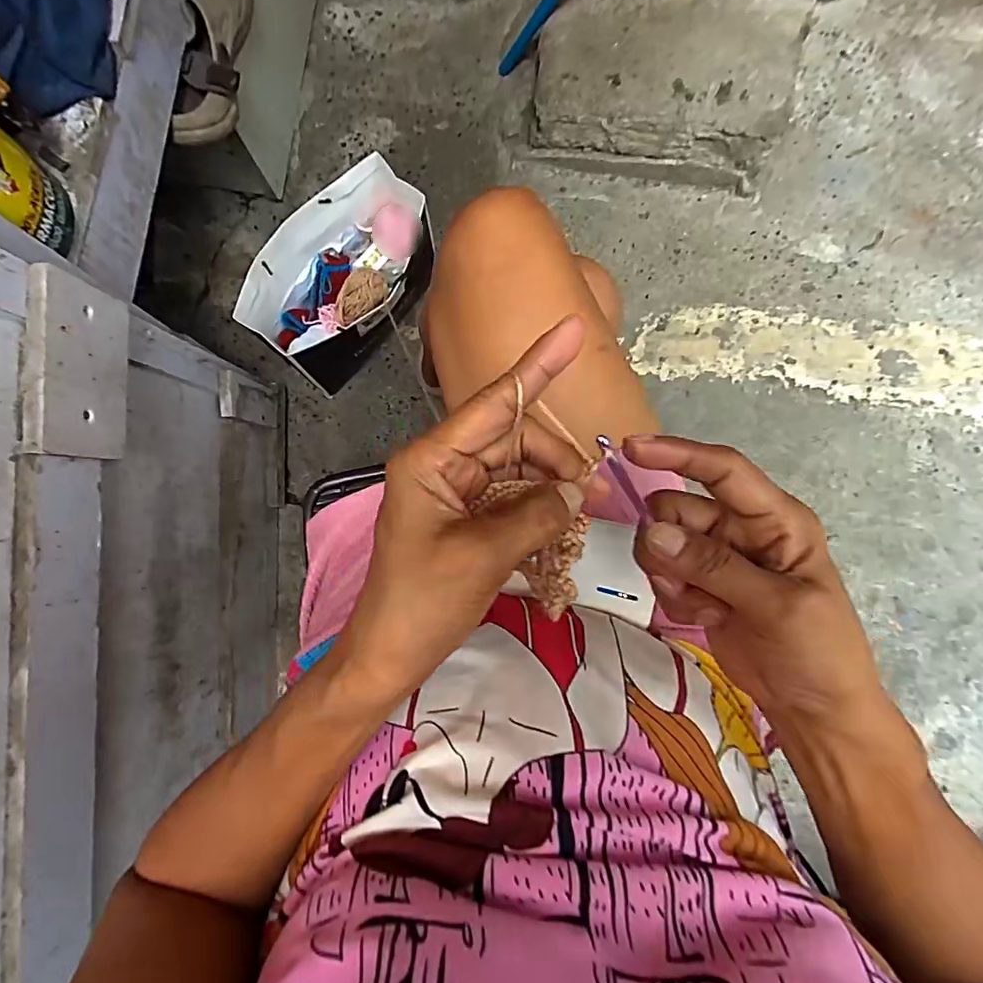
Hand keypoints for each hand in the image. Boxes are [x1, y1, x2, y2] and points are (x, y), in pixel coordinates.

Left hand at [339, 316, 599, 703]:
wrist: (389, 653)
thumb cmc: (423, 603)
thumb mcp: (484, 555)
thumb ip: (536, 515)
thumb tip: (575, 492)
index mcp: (431, 459)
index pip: (493, 403)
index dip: (536, 367)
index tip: (571, 329)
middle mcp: (440, 465)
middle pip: (512, 439)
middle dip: (555, 460)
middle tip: (593, 495)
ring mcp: (450, 493)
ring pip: (516, 472)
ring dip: (550, 491)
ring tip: (580, 520)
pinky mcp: (461, 519)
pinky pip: (508, 501)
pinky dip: (535, 515)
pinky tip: (558, 538)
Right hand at [623, 435, 889, 725]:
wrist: (816, 710)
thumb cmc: (819, 652)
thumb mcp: (776, 606)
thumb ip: (713, 566)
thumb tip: (653, 532)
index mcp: (776, 519)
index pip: (723, 471)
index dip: (678, 454)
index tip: (632, 450)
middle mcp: (741, 529)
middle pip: (674, 508)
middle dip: (666, 543)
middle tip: (684, 583)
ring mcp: (716, 556)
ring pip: (659, 540)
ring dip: (668, 575)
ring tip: (703, 606)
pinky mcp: (698, 583)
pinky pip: (661, 572)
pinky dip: (672, 595)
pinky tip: (703, 617)